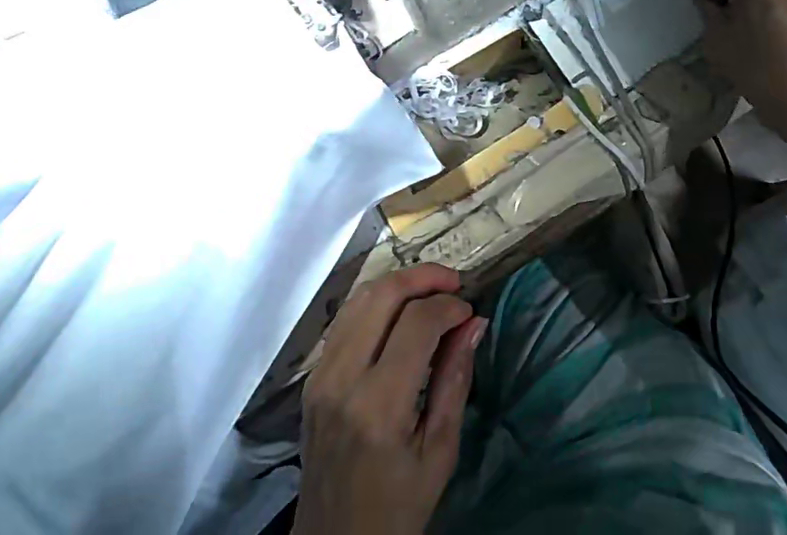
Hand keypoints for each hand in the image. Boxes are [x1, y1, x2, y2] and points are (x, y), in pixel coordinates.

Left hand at [293, 264, 485, 534]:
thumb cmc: (397, 509)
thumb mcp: (439, 454)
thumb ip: (455, 381)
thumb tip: (474, 323)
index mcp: (378, 406)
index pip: (415, 325)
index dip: (447, 306)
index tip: (469, 310)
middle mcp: (342, 379)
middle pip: (380, 296)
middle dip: (421, 277)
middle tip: (453, 280)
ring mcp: (320, 374)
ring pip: (358, 299)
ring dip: (397, 284)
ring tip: (431, 289)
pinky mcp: (312, 376)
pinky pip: (344, 320)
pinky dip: (375, 304)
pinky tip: (399, 310)